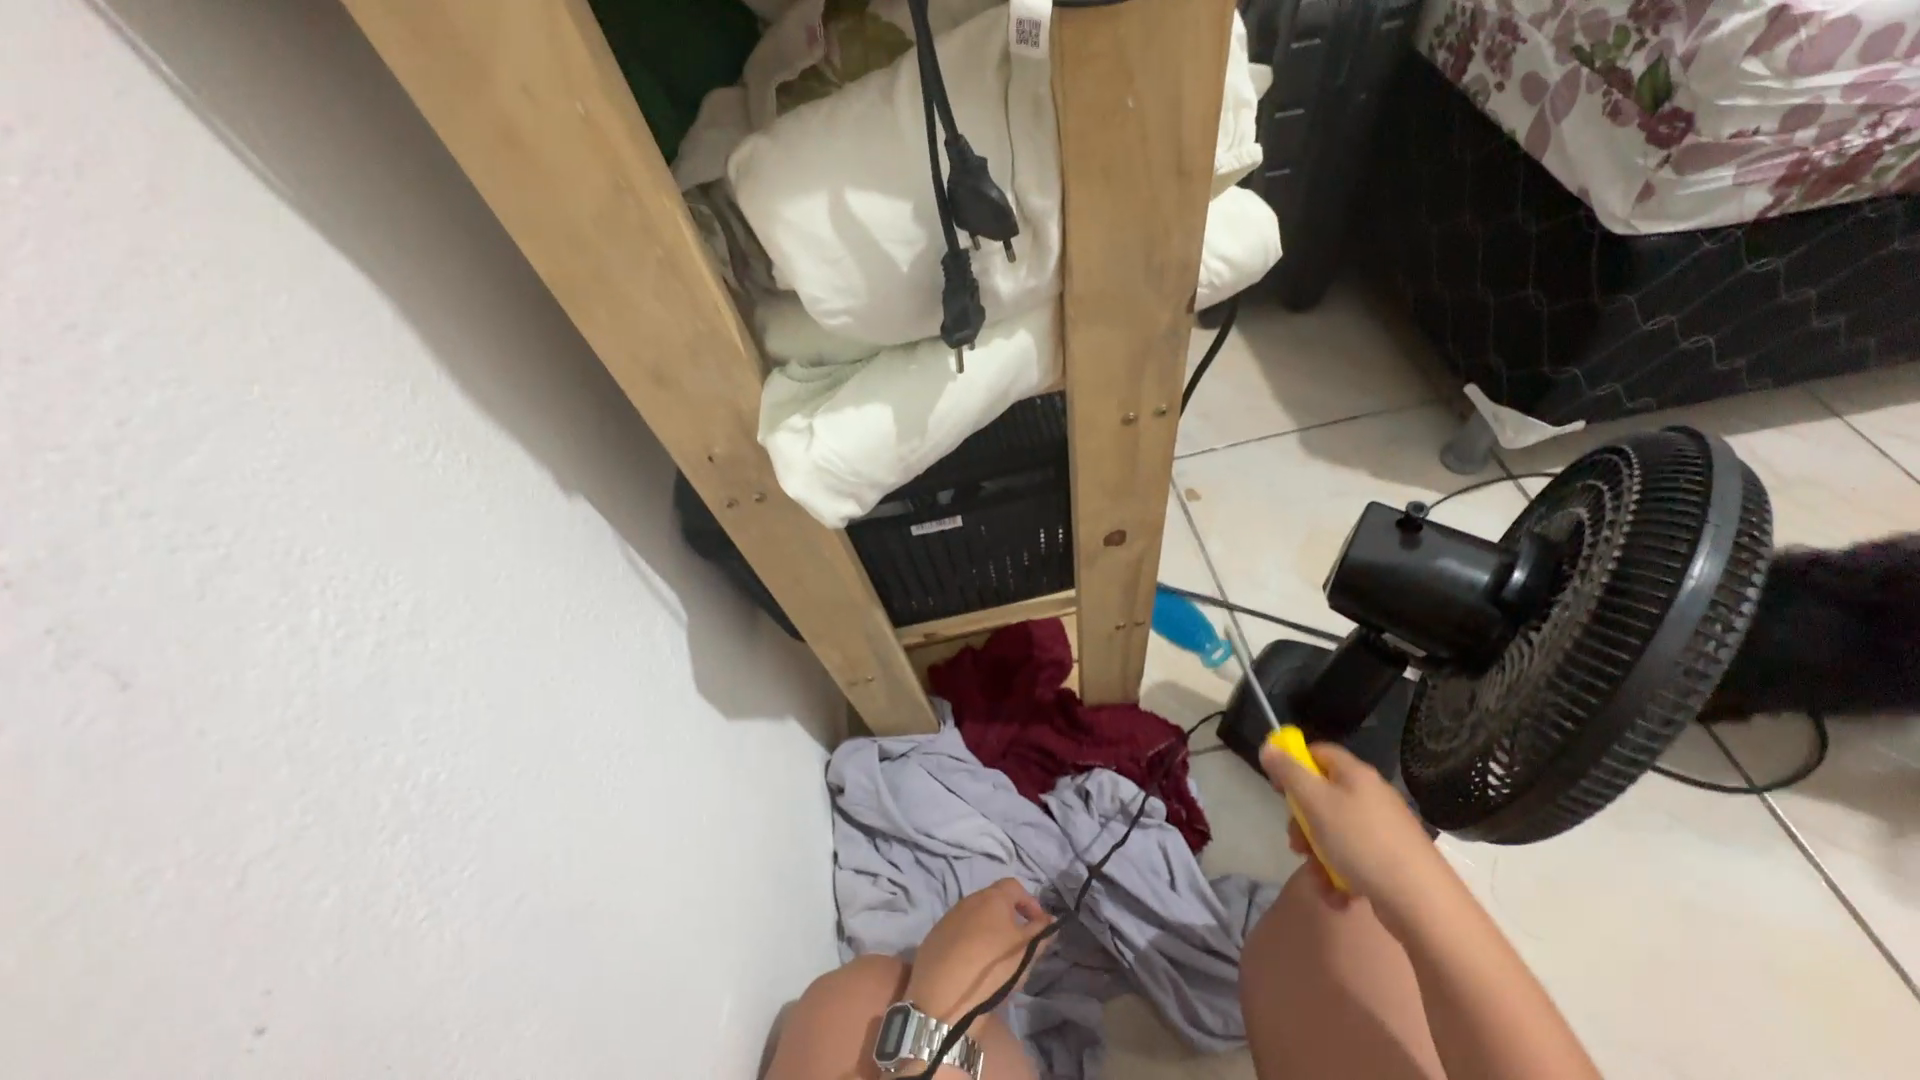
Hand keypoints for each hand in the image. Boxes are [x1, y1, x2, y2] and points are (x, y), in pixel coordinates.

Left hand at [905, 878, 1053, 1022]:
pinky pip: (958, 934)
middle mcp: (967, 901)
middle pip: (993, 901)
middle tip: (1019, 943)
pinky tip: (972, 966)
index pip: (1014, 886)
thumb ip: (1041, 932)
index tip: (1038, 924)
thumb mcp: (1026, 951)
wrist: (942, 996)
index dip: (1030, 902)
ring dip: (988, 931)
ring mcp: (947, 919)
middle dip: (1009, 918)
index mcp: (991, 898)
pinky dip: (969, 943)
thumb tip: (1050, 919)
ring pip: (975, 918)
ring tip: (996, 958)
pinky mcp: (933, 938)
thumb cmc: (993, 967)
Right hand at [1260, 741, 1444, 916]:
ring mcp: (1381, 829)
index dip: (1294, 765)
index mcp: (1355, 775)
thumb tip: (1269, 746)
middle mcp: (1370, 796)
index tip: (1278, 788)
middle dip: (1303, 825)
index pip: (1318, 753)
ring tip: (1320, 879)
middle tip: (1297, 844)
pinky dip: (1339, 876)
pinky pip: (1351, 859)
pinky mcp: (1388, 859)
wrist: (1419, 899)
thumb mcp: (1316, 803)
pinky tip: (1337, 894)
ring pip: (1333, 834)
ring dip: (1318, 858)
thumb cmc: (1361, 842)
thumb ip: (1289, 773)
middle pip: (1322, 799)